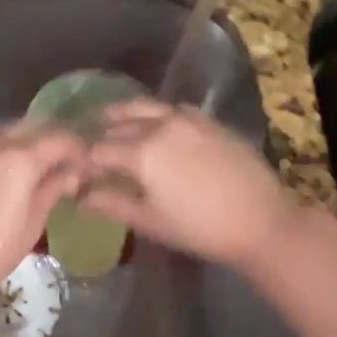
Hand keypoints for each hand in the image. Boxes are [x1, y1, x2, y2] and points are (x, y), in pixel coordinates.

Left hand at [0, 124, 83, 304]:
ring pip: (7, 136)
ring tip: (38, 173)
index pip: (60, 138)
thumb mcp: (31, 225)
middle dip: (53, 143)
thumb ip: (52, 190)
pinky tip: (7, 179)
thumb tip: (70, 173)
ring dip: (27, 147)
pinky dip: (4, 155)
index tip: (88, 165)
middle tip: (66, 166)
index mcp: (19, 157)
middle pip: (32, 130)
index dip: (78, 149)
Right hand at [81, 99, 296, 268]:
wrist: (261, 220)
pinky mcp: (208, 121)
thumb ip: (112, 202)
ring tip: (110, 123)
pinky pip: (171, 109)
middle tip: (89, 150)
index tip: (74, 172)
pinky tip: (153, 126)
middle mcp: (160, 126)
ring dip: (123, 116)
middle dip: (99, 137)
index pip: (98, 150)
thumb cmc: (200, 228)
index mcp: (141, 152)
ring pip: (144, 108)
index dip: (82, 161)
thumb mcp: (150, 220)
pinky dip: (153, 114)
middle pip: (118, 125)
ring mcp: (187, 119)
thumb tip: (82, 195)